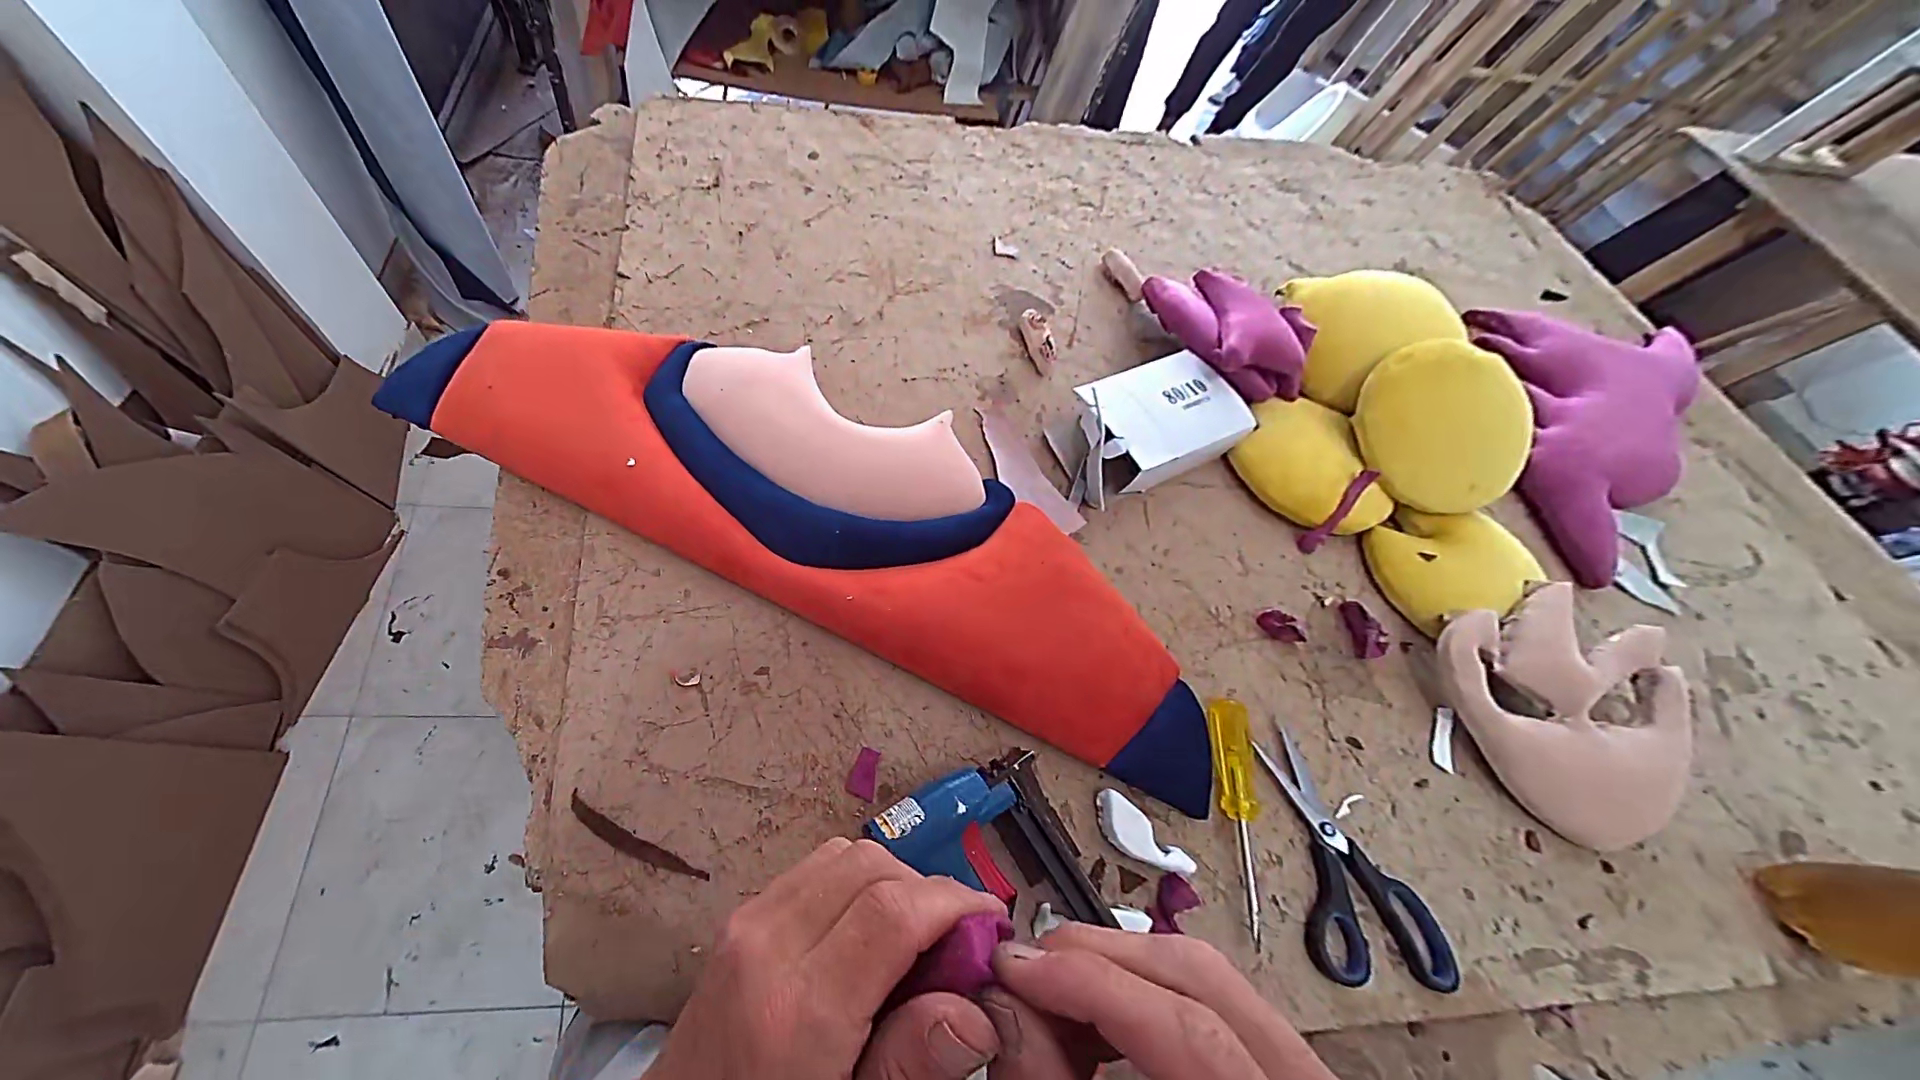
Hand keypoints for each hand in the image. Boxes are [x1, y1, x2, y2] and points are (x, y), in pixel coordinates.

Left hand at [647, 837, 1008, 1079]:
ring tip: (912, 933)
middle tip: (954, 937)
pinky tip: (865, 927)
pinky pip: (815, 866)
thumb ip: (910, 1062)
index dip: (955, 902)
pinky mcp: (740, 917)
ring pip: (845, 854)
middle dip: (926, 889)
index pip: (893, 911)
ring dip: (892, 878)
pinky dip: (855, 879)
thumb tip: (978, 1013)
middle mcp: (767, 947)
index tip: (990, 922)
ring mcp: (746, 923)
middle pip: (871, 866)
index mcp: (796, 1011)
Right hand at [981, 924, 1337, 1079]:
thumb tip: (1010, 1001)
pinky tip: (1099, 1017)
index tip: (1017, 968)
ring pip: (1205, 977)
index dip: (1088, 982)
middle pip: (1198, 980)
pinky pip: (1210, 1001)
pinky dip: (1144, 993)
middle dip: (1098, 957)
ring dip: (1117, 968)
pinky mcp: (1279, 1071)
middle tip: (1030, 969)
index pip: (1185, 1032)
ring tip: (1055, 991)